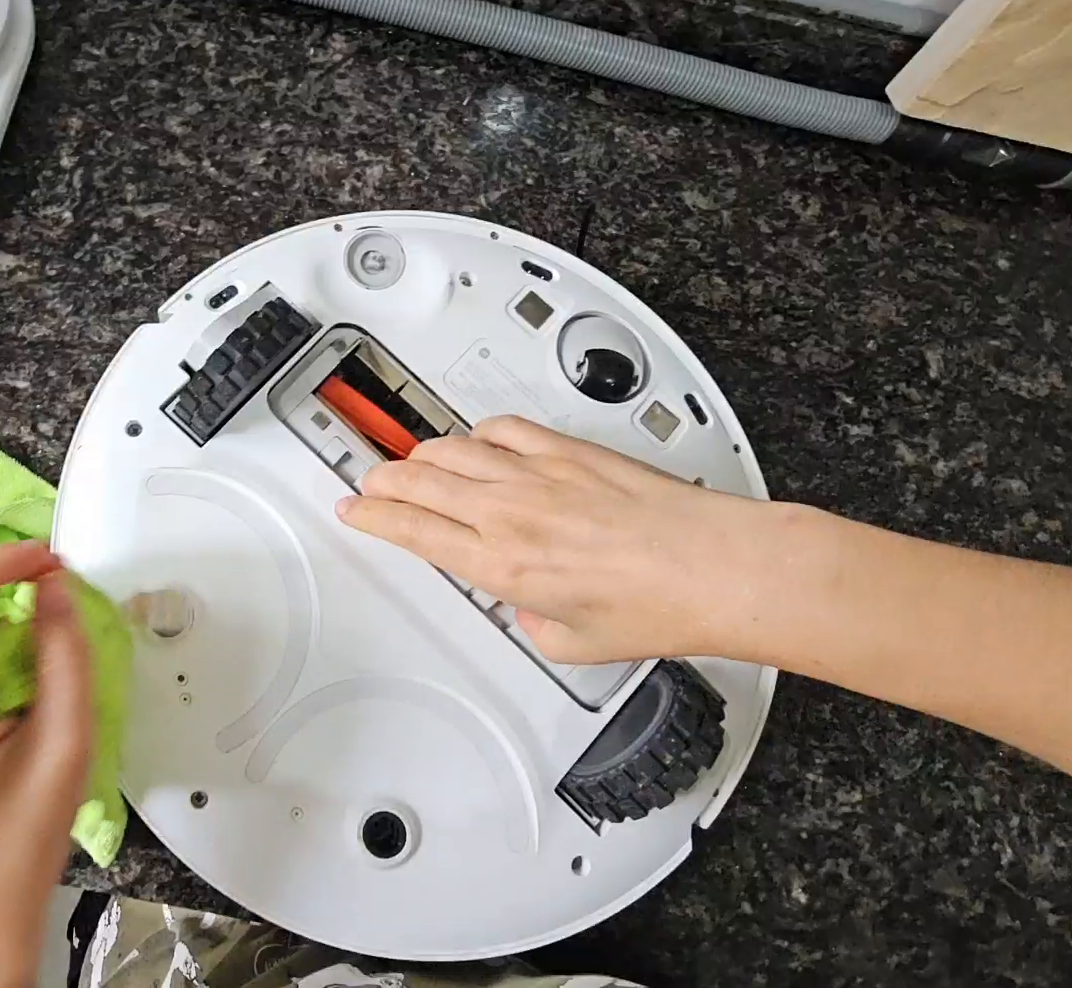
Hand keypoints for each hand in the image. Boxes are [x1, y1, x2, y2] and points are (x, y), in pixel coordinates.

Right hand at [336, 415, 782, 663]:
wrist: (718, 567)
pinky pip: (503, 428)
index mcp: (500, 562)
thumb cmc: (657, 606)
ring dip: (420, 455)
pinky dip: (478, 434)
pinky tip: (478, 440)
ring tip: (412, 462)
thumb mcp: (570, 642)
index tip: (353, 510)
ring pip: (451, 448)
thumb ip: (530, 616)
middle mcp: (509, 511)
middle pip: (417, 479)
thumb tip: (527, 599)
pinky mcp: (567, 450)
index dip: (370, 516)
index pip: (410, 528)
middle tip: (369, 483)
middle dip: (380, 480)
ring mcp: (536, 473)